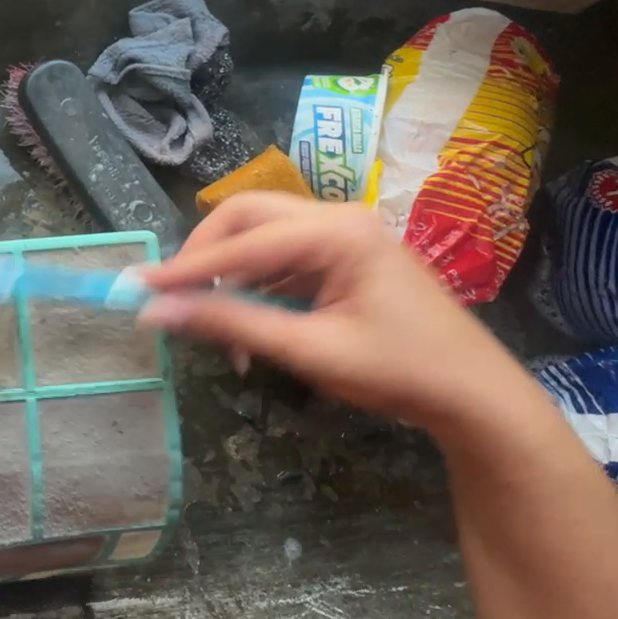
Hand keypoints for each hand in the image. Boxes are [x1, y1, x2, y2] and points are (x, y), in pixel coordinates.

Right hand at [136, 193, 536, 440]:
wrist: (480, 401)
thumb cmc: (401, 373)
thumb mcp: (308, 350)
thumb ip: (229, 324)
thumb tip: (155, 313)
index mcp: (337, 231)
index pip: (241, 243)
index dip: (186, 267)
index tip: (138, 285)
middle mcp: (336, 217)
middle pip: (244, 217)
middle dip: (204, 255)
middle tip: (174, 294)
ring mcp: (340, 233)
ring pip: (257, 235)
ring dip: (228, 275)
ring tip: (215, 324)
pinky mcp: (341, 254)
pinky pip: (277, 256)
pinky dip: (253, 286)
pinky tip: (248, 325)